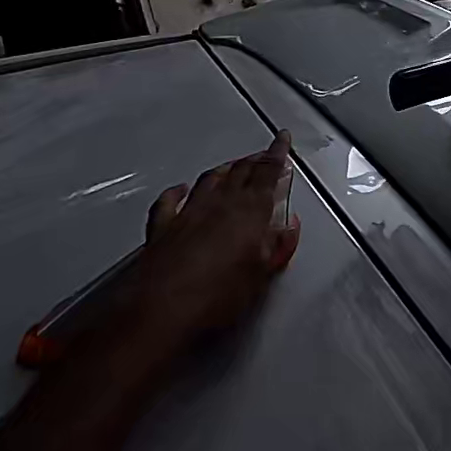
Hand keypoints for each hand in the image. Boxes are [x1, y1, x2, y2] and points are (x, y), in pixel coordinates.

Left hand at [123, 131, 301, 354]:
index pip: (267, 172)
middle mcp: (219, 203)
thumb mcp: (261, 275)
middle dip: (255, 160)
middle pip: (240, 171)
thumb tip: (288, 227)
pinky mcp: (162, 228)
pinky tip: (180, 189)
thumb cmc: (216, 295)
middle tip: (264, 155)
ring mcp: (188, 212)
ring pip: (210, 179)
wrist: (164, 310)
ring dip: (224, 170)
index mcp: (248, 211)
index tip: (282, 140)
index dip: (277, 154)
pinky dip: (177, 192)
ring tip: (233, 165)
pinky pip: (170, 201)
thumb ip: (278, 246)